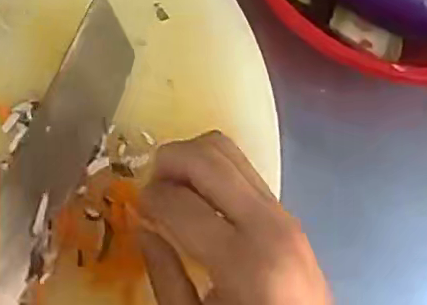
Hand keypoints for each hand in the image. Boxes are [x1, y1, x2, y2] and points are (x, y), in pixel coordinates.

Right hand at [140, 132, 332, 304]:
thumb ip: (166, 277)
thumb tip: (142, 227)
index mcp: (245, 263)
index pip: (180, 202)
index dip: (149, 200)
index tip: (138, 210)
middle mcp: (268, 225)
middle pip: (206, 158)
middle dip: (168, 162)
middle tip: (150, 188)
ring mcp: (284, 215)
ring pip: (225, 149)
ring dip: (191, 158)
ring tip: (174, 186)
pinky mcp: (289, 214)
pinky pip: (242, 168)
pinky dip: (212, 168)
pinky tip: (199, 197)